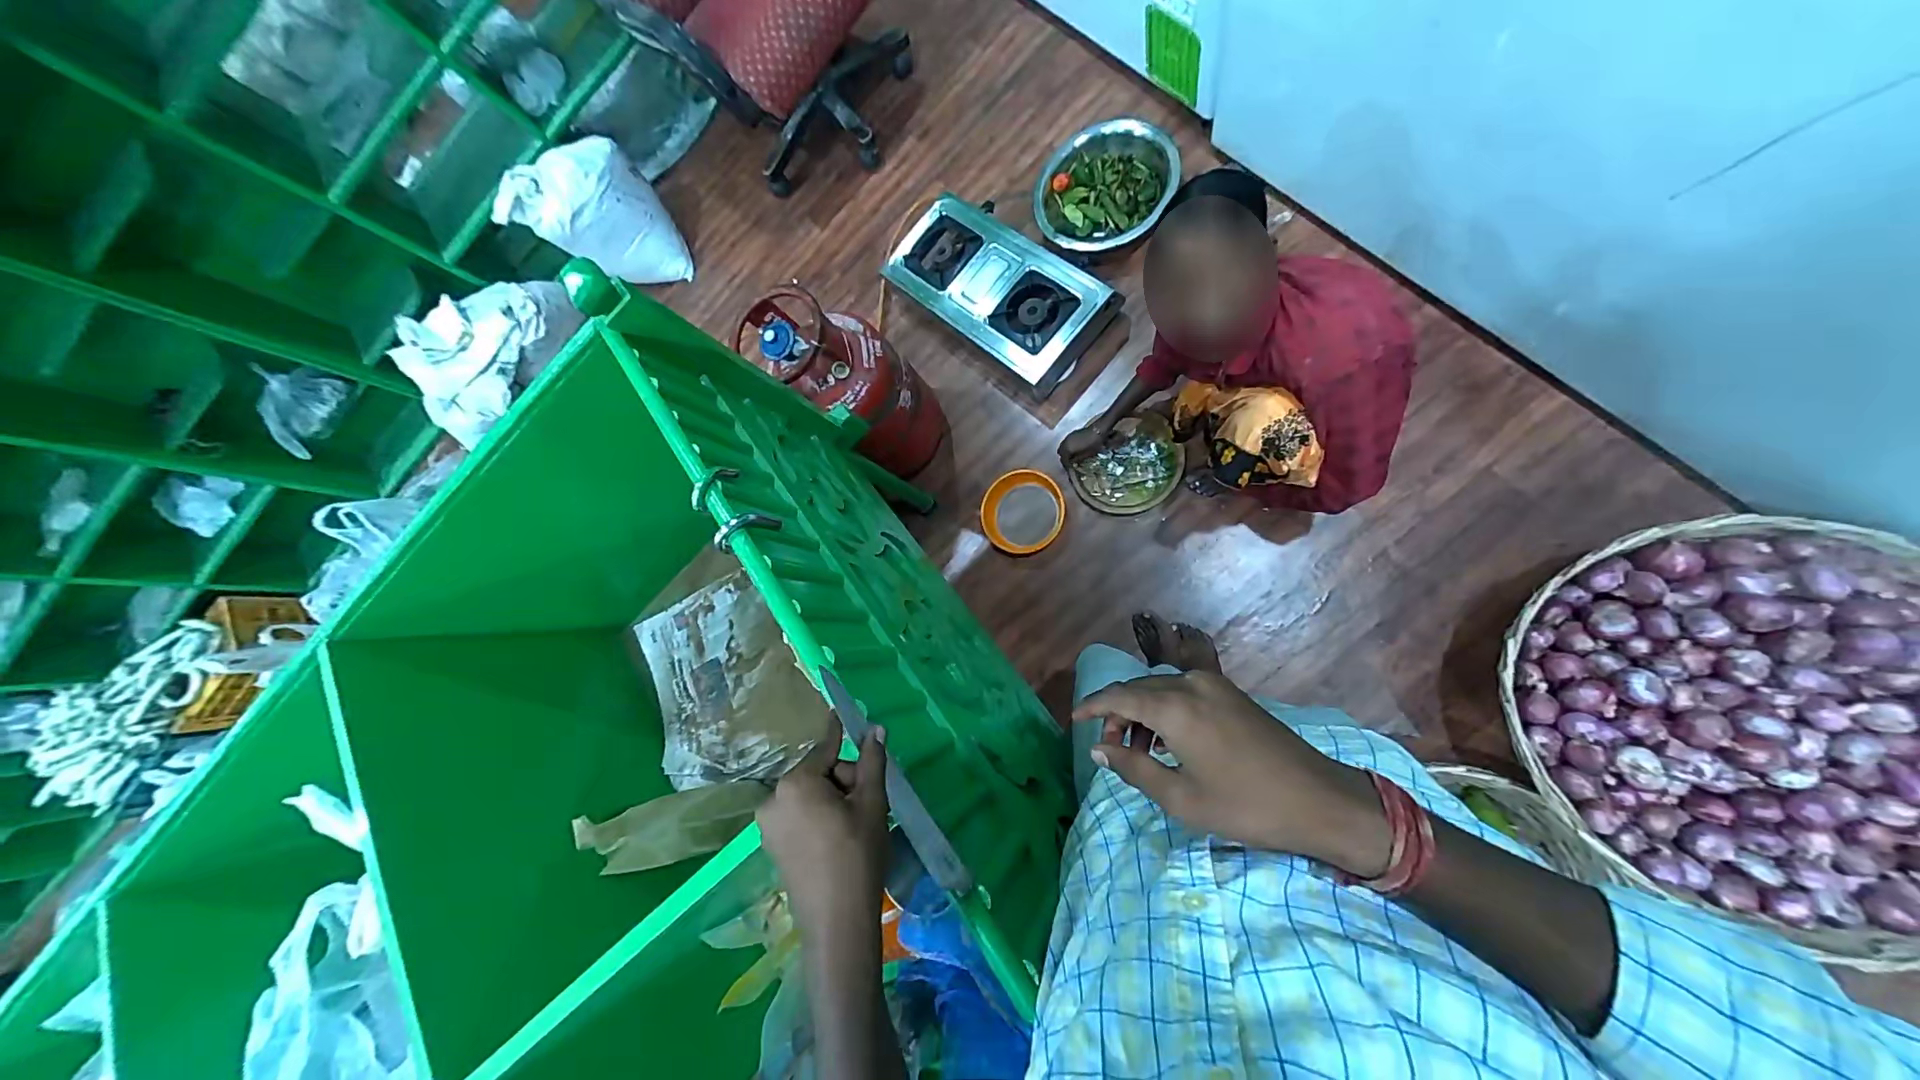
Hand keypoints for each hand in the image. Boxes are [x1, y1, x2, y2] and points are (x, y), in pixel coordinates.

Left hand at [755, 719, 890, 933]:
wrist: (837, 920)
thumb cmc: (857, 853)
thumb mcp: (872, 803)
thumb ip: (872, 762)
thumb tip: (875, 729)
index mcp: (795, 783)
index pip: (825, 750)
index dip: (839, 734)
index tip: (839, 712)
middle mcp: (773, 799)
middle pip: (818, 774)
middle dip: (844, 782)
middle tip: (869, 806)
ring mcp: (768, 826)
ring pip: (810, 796)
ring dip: (834, 801)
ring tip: (858, 826)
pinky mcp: (773, 847)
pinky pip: (800, 817)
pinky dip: (820, 818)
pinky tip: (840, 839)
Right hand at [1058, 422, 1115, 464]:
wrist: (1097, 431)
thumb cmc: (1092, 445)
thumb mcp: (1085, 456)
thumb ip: (1076, 461)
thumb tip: (1071, 465)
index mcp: (1066, 449)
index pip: (1063, 460)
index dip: (1067, 466)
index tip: (1070, 471)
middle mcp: (1064, 443)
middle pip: (1061, 453)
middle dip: (1065, 459)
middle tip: (1070, 464)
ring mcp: (1067, 438)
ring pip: (1063, 447)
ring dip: (1066, 452)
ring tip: (1072, 457)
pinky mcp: (1071, 434)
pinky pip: (1066, 443)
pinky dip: (1068, 447)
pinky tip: (1074, 449)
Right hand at [1073, 672, 1390, 875]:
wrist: (1320, 801)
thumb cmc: (1245, 805)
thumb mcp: (1181, 797)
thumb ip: (1132, 768)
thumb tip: (1099, 749)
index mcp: (1174, 706)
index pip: (1118, 696)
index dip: (1092, 706)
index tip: (1074, 720)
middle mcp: (1191, 684)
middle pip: (1138, 688)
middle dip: (1116, 712)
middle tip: (1108, 746)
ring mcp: (1215, 685)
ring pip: (1161, 687)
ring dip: (1141, 710)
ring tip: (1137, 748)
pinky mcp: (1233, 694)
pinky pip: (1184, 690)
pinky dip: (1166, 707)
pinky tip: (1168, 738)